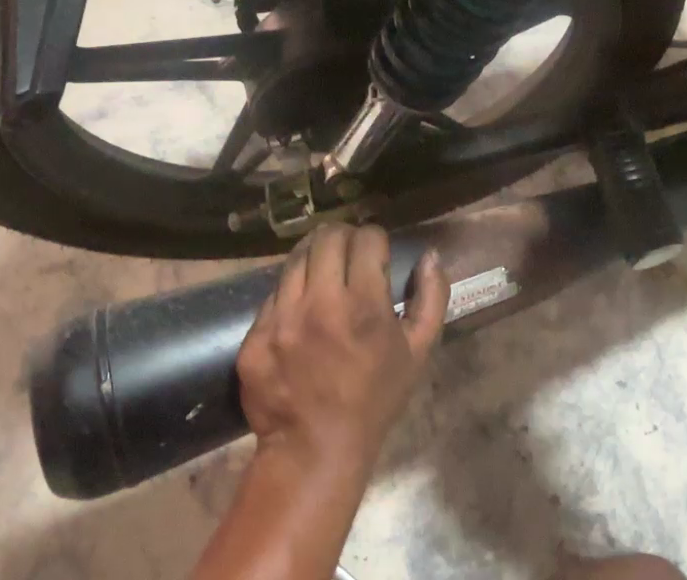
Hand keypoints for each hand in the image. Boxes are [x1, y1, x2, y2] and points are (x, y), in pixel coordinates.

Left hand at [236, 224, 445, 470]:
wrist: (315, 450)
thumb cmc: (375, 399)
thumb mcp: (419, 352)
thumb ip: (431, 297)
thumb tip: (431, 256)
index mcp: (363, 306)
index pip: (367, 239)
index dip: (376, 239)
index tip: (378, 252)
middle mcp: (318, 303)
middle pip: (327, 238)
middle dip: (344, 237)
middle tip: (350, 252)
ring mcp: (280, 319)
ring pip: (295, 259)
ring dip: (314, 258)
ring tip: (324, 271)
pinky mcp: (254, 337)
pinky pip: (273, 295)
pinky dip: (291, 292)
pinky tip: (301, 308)